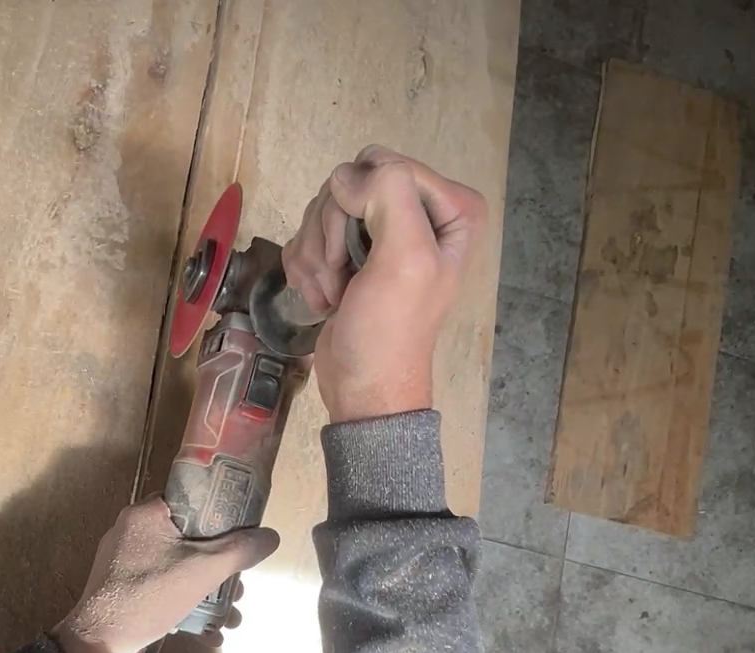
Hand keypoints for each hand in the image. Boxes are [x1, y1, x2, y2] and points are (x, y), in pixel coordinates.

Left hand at [52, 498, 278, 652]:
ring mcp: (125, 559)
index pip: (191, 500)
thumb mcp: (202, 571)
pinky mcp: (123, 586)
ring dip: (208, 591)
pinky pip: (163, 585)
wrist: (99, 642)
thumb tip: (272, 536)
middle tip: (239, 587)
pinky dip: (185, 602)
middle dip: (220, 567)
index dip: (222, 516)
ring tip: (229, 617)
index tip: (243, 536)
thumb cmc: (149, 596)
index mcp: (146, 513)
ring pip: (179, 566)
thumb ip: (239, 551)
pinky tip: (207, 632)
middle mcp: (133, 529)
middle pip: (190, 538)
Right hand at [281, 145, 488, 421]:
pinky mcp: (345, 258)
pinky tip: (322, 299)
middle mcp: (415, 213)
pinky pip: (307, 239)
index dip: (356, 204)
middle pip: (347, 185)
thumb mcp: (405, 258)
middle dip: (330, 236)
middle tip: (340, 277)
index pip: (382, 164)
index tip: (353, 256)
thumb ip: (387, 194)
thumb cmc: (389, 331)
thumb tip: (344, 177)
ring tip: (332, 295)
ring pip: (321, 212)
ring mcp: (376, 235)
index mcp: (449, 207)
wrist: (361, 387)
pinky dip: (306, 271)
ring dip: (316, 259)